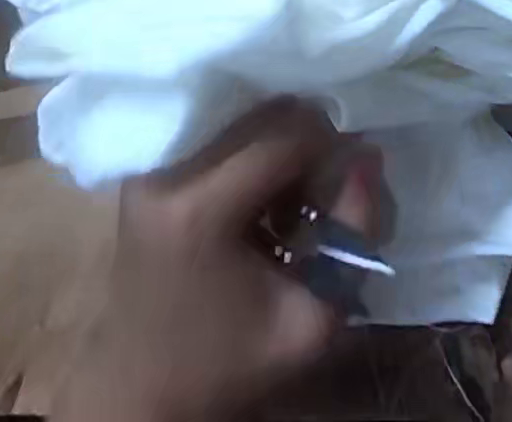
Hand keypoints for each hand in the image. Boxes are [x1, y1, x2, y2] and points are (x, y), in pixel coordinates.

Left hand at [55, 99, 378, 421]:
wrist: (143, 392)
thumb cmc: (231, 363)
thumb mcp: (313, 318)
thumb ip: (353, 231)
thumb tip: (368, 155)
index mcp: (200, 207)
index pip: (283, 136)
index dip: (329, 142)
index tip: (352, 170)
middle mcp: (168, 170)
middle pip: (261, 118)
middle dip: (306, 142)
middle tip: (322, 192)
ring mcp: (151, 166)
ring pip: (241, 121)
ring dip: (279, 147)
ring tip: (290, 204)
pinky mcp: (146, 170)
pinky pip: (217, 136)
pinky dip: (252, 155)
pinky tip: (258, 202)